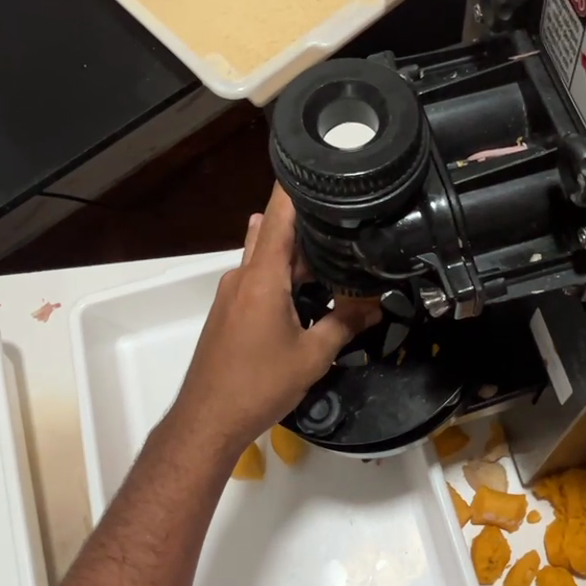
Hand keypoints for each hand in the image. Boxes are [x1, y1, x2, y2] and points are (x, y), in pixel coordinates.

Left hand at [167, 186, 381, 453]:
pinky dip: (284, 275)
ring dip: (296, 254)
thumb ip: (345, 323)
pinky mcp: (230, 311)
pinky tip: (310, 287)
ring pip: (266, 258)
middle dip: (307, 225)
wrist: (208, 419)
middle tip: (346, 219)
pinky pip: (260, 278)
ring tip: (335, 252)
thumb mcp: (313, 355)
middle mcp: (243, 276)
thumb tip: (377, 306)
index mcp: (262, 277)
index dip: (296, 187)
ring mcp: (232, 293)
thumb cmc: (258, 385)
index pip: (278, 215)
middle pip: (274, 233)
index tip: (318, 167)